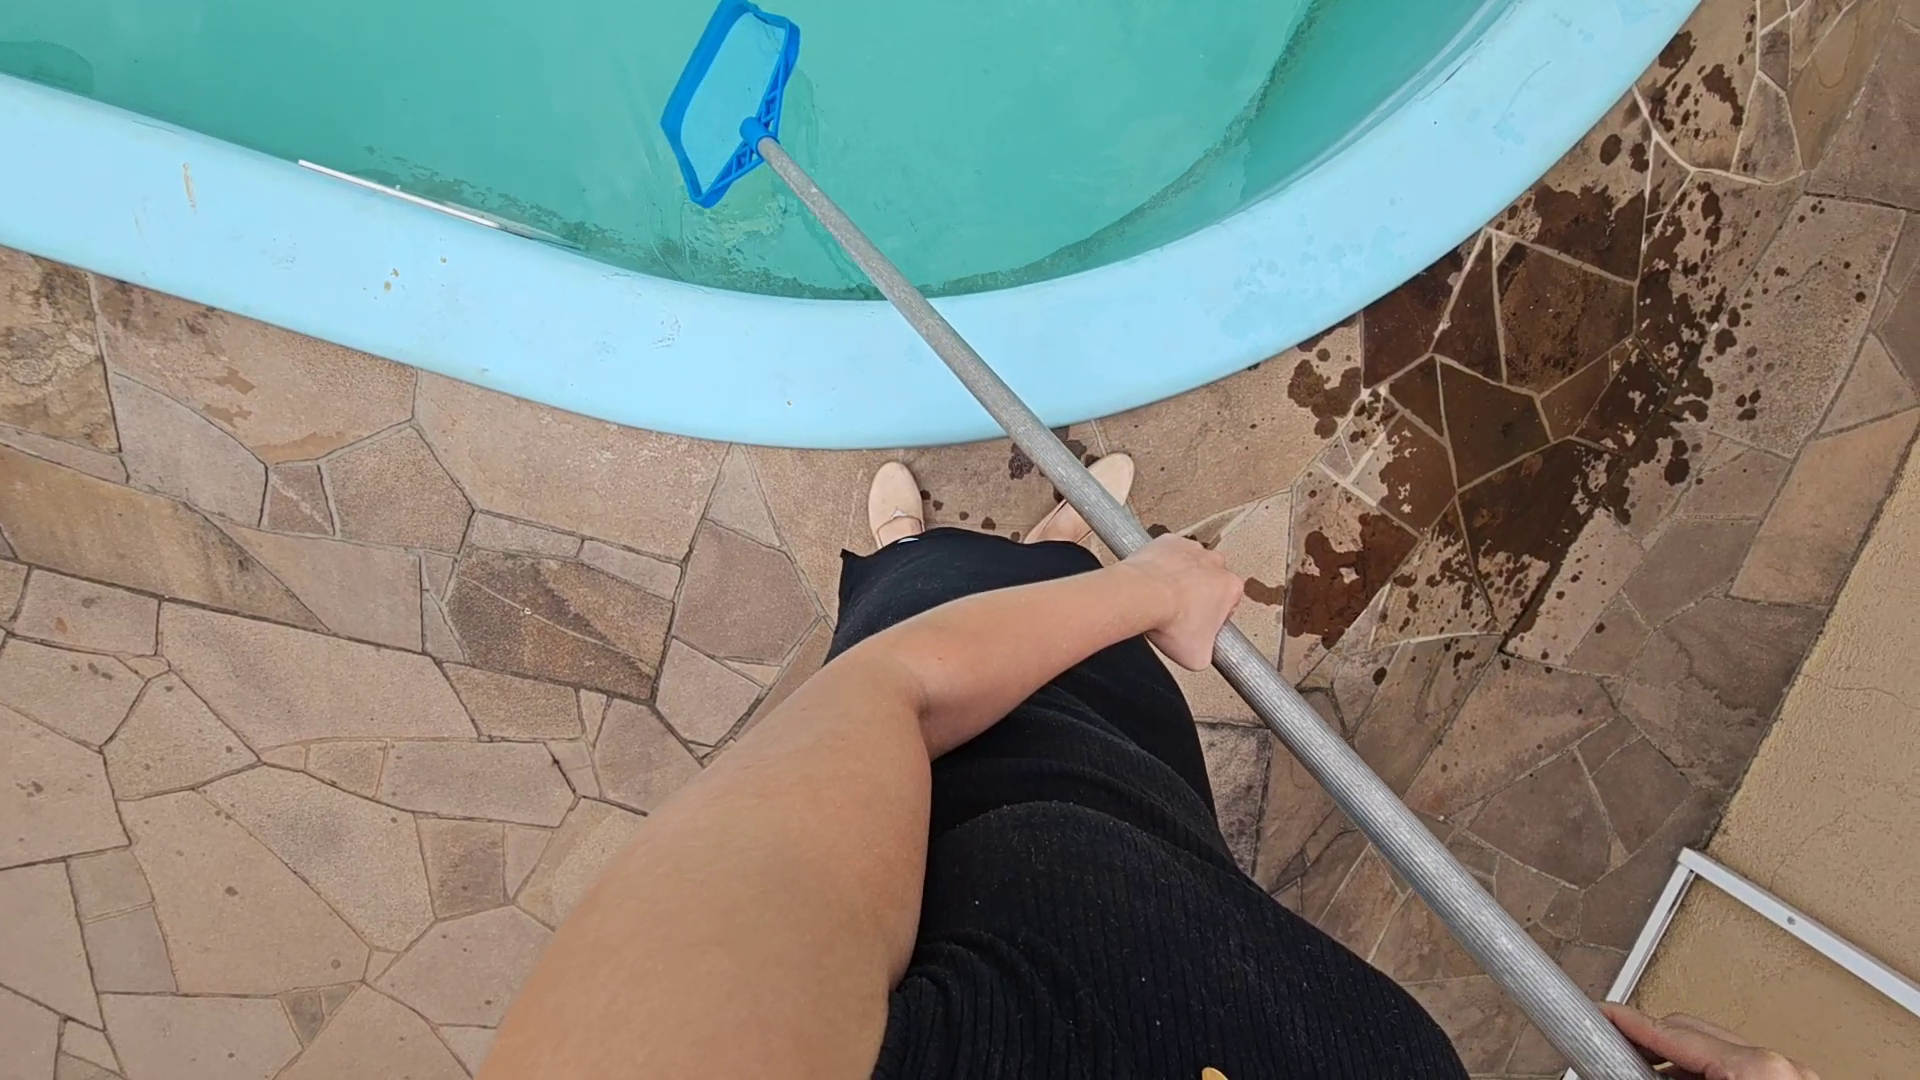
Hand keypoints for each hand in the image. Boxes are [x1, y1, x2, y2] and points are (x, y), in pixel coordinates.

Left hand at [1117, 534, 1244, 669]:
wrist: (1140, 596)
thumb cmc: (1169, 622)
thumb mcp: (1198, 656)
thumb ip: (1208, 653)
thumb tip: (1202, 655)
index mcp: (1231, 587)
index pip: (1229, 603)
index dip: (1213, 617)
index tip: (1198, 625)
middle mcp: (1215, 562)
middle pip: (1210, 580)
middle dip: (1198, 594)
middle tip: (1178, 611)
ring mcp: (1191, 548)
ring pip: (1189, 564)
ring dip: (1180, 576)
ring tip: (1161, 596)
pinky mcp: (1167, 541)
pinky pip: (1167, 553)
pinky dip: (1160, 563)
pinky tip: (1151, 580)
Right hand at [1602, 1004, 1820, 1079]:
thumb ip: (1654, 1075)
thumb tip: (1612, 1066)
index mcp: (1755, 1067)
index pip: (1664, 1026)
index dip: (1620, 1019)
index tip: (1596, 1014)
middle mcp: (1780, 1066)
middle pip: (1687, 1026)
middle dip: (1648, 1035)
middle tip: (1618, 1044)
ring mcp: (1795, 1076)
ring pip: (1714, 1045)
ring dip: (1678, 1056)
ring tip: (1651, 1068)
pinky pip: (1742, 1064)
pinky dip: (1709, 1068)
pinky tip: (1688, 1079)